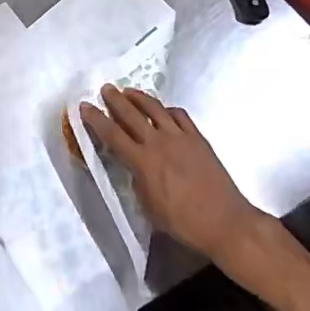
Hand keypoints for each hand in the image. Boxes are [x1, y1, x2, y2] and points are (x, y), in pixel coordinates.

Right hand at [80, 86, 265, 265]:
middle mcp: (159, 143)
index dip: (96, 119)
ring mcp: (180, 137)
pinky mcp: (197, 138)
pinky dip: (166, 109)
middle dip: (115, 99)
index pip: (113, 135)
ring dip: (139, 97)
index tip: (85, 106)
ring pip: (155, 108)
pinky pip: (179, 115)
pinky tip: (162, 110)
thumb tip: (135, 168)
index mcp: (143, 162)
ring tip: (128, 91)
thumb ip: (138, 182)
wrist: (224, 221)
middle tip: (106, 88)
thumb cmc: (183, 222)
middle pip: (132, 114)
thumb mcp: (149, 208)